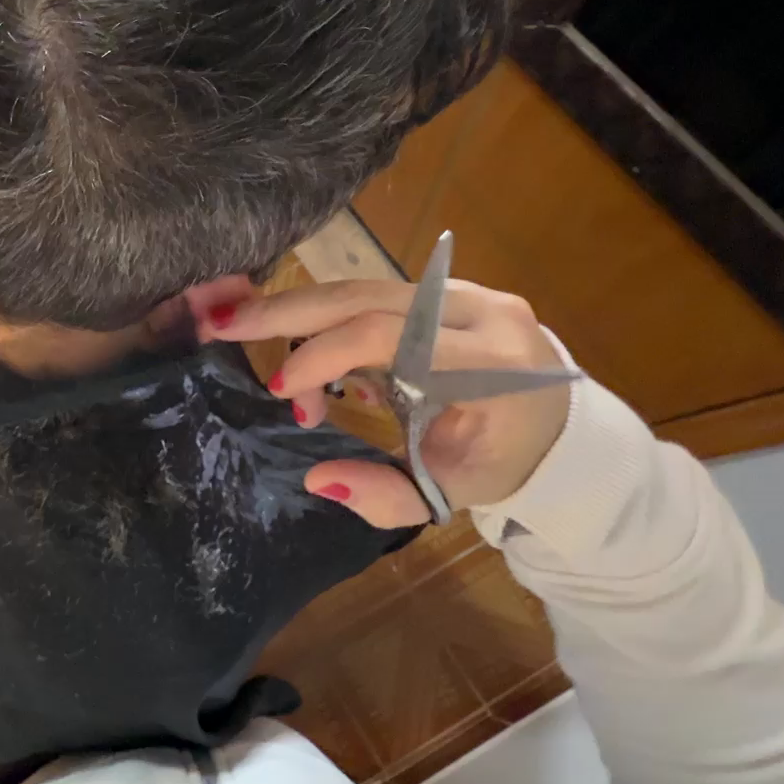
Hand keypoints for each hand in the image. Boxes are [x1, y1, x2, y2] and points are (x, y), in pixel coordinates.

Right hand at [207, 279, 571, 527]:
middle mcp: (478, 309)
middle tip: (223, 323)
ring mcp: (461, 291)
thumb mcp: (454, 492)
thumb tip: (317, 480)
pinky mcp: (442, 290)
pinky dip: (325, 321)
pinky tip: (306, 357)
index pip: (391, 335)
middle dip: (286, 311)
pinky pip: (369, 296)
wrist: (560, 426)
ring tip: (246, 336)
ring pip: (359, 288)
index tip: (282, 392)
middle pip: (364, 295)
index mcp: (494, 361)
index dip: (324, 356)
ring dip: (299, 317)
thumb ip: (390, 496)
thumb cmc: (507, 463)